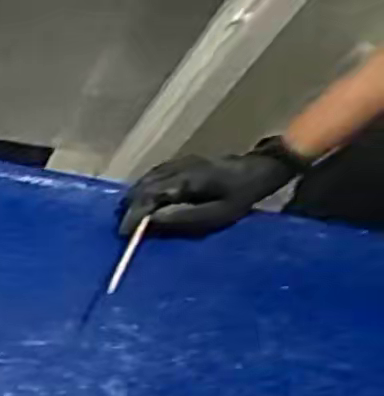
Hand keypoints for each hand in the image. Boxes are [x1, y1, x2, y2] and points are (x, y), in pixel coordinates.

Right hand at [118, 141, 304, 236]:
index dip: (133, 217)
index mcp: (186, 180)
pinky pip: (151, 177)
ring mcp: (179, 163)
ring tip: (137, 215)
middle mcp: (178, 168)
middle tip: (131, 226)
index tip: (126, 234)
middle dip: (131, 210)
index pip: (147, 198)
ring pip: (142, 183)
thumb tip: (150, 221)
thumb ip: (182, 218)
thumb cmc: (245, 193)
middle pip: (140, 190)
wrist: (269, 165)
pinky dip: (143, 190)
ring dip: (135, 200)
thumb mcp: (218, 213)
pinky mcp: (180, 162)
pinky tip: (147, 200)